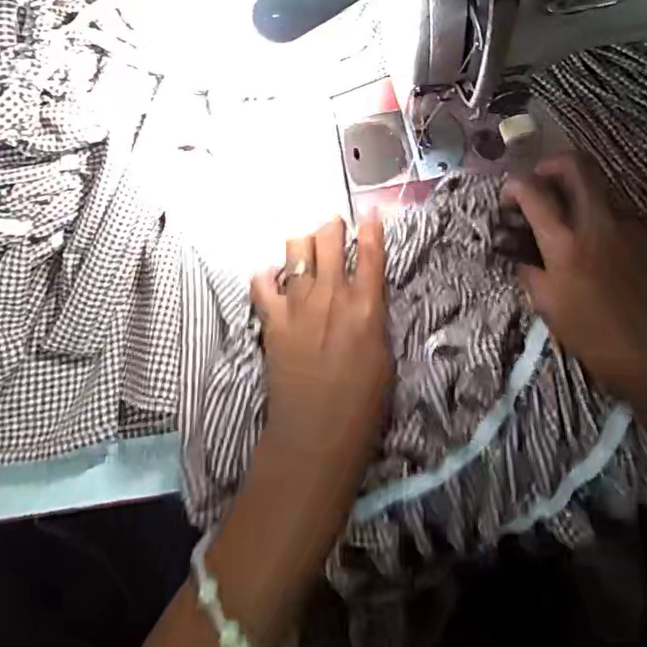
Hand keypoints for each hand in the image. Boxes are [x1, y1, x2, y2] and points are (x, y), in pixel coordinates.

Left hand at [252, 217, 392, 487]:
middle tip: (334, 229)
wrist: (316, 434)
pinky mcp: (272, 320)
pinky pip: (262, 282)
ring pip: (295, 250)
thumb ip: (373, 317)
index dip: (371, 226)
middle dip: (332, 227)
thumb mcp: (384, 355)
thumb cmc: (363, 403)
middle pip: (328, 239)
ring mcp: (298, 305)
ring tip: (306, 251)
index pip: (371, 252)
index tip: (369, 212)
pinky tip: (274, 277)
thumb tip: (365, 296)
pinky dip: (267, 274)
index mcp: (366, 306)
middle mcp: (332, 295)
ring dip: (303, 244)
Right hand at [502, 152, 646, 422]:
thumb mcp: (549, 310)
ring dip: (575, 189)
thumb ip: (531, 274)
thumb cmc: (598, 341)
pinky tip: (593, 247)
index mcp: (566, 243)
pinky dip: (597, 215)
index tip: (507, 199)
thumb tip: (524, 257)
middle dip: (549, 165)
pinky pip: (616, 211)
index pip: (532, 190)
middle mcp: (598, 222)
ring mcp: (628, 226)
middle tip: (538, 186)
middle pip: (575, 164)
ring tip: (564, 218)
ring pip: (600, 184)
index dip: (513, 186)